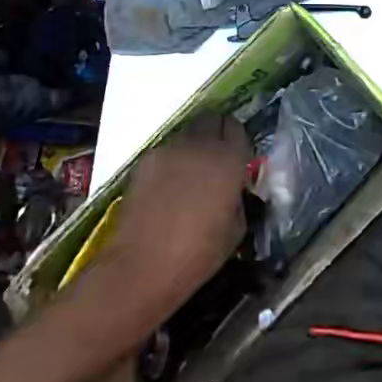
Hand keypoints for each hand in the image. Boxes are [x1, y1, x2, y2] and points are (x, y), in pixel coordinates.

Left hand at [99, 113, 249, 311]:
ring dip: (193, 145)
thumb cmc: (198, 254)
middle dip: (216, 132)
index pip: (236, 129)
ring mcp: (169, 149)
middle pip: (210, 120)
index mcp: (227, 161)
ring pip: (186, 133)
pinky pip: (166, 150)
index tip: (237, 154)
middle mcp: (198, 145)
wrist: (143, 261)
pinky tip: (169, 185)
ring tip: (192, 173)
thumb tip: (231, 187)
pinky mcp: (145, 158)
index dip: (237, 140)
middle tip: (216, 157)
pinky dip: (173, 159)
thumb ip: (237, 198)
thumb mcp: (235, 230)